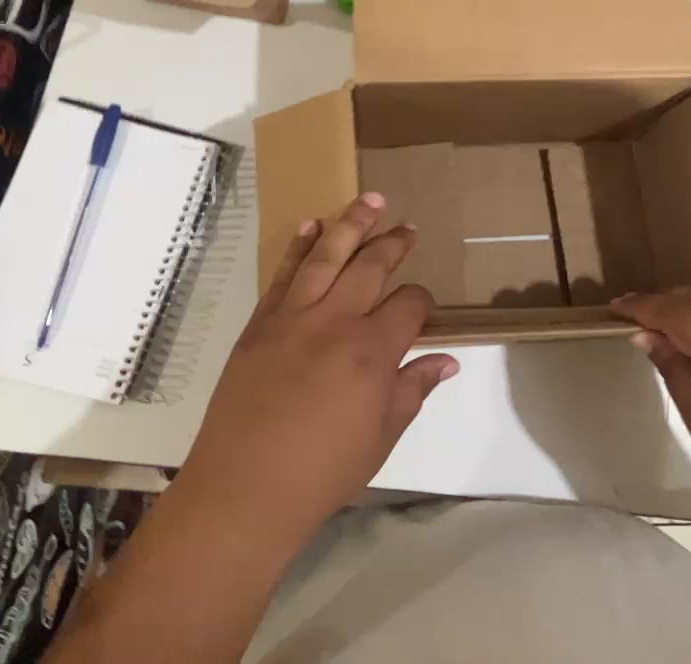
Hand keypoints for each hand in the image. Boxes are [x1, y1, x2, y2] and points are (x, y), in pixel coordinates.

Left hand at [175, 192, 458, 546]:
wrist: (243, 490)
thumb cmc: (322, 472)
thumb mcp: (381, 437)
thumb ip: (413, 389)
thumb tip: (447, 360)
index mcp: (372, 352)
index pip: (409, 305)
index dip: (423, 302)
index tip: (425, 309)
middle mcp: (335, 322)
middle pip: (371, 267)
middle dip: (393, 245)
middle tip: (408, 229)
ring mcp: (292, 318)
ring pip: (327, 256)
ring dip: (351, 224)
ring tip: (371, 201)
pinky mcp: (259, 324)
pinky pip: (283, 275)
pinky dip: (299, 247)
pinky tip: (311, 226)